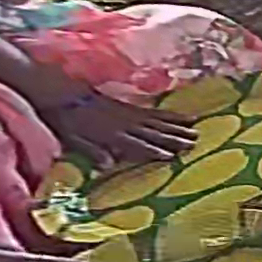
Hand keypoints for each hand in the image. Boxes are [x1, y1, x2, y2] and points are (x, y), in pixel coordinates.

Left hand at [40, 90, 195, 168]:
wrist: (64, 95)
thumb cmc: (66, 120)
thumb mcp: (72, 140)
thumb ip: (92, 152)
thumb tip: (109, 167)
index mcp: (113, 135)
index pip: (138, 145)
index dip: (154, 151)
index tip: (171, 157)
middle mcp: (129, 126)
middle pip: (156, 133)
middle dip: (175, 140)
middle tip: (194, 145)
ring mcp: (135, 116)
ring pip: (162, 123)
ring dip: (181, 128)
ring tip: (197, 133)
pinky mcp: (137, 108)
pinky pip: (160, 113)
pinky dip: (176, 116)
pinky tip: (189, 117)